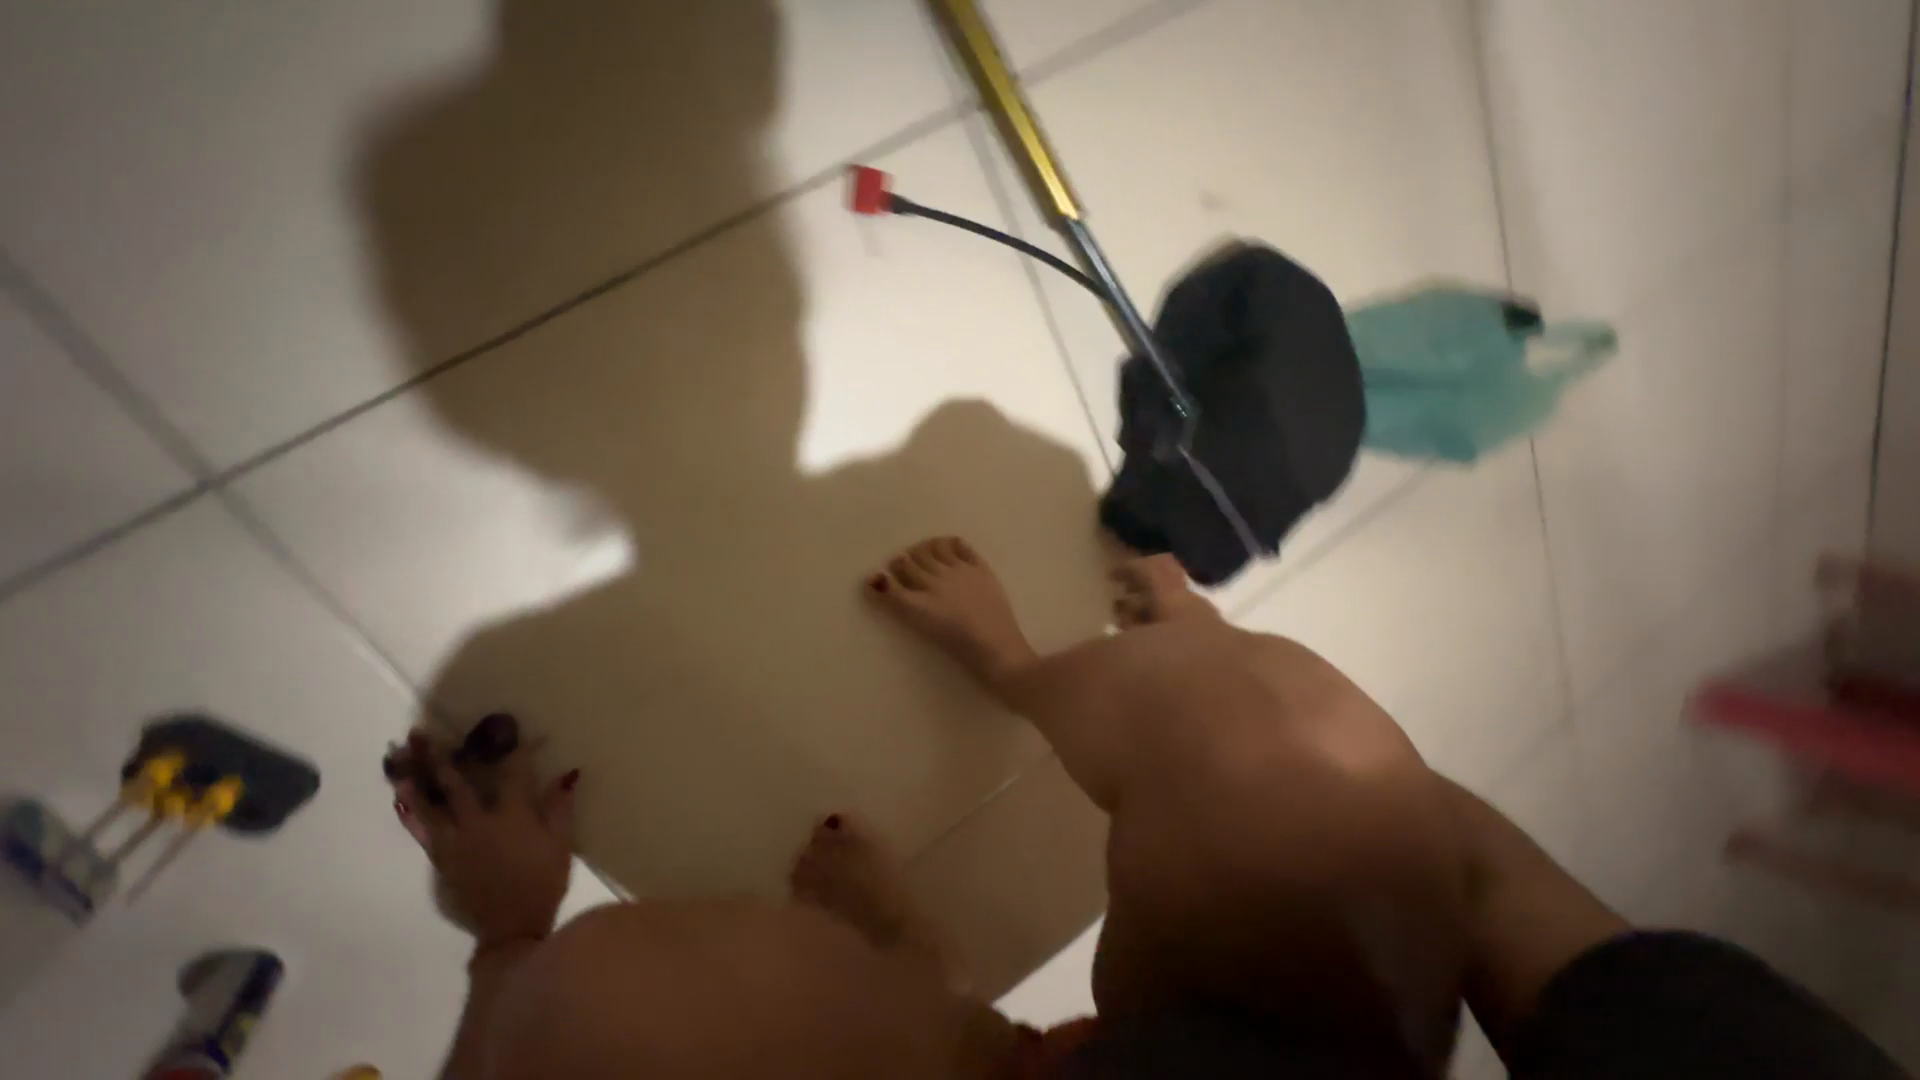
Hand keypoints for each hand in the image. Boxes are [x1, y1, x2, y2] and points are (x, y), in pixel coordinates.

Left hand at [389, 729, 578, 952]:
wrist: (511, 928)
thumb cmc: (542, 881)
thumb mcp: (561, 844)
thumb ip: (560, 807)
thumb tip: (567, 773)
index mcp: (512, 816)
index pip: (513, 772)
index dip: (512, 747)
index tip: (509, 724)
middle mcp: (477, 822)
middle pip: (456, 782)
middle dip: (440, 755)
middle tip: (420, 731)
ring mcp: (454, 840)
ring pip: (428, 803)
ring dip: (413, 776)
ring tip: (398, 754)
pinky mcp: (441, 857)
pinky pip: (420, 829)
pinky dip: (409, 810)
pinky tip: (400, 795)